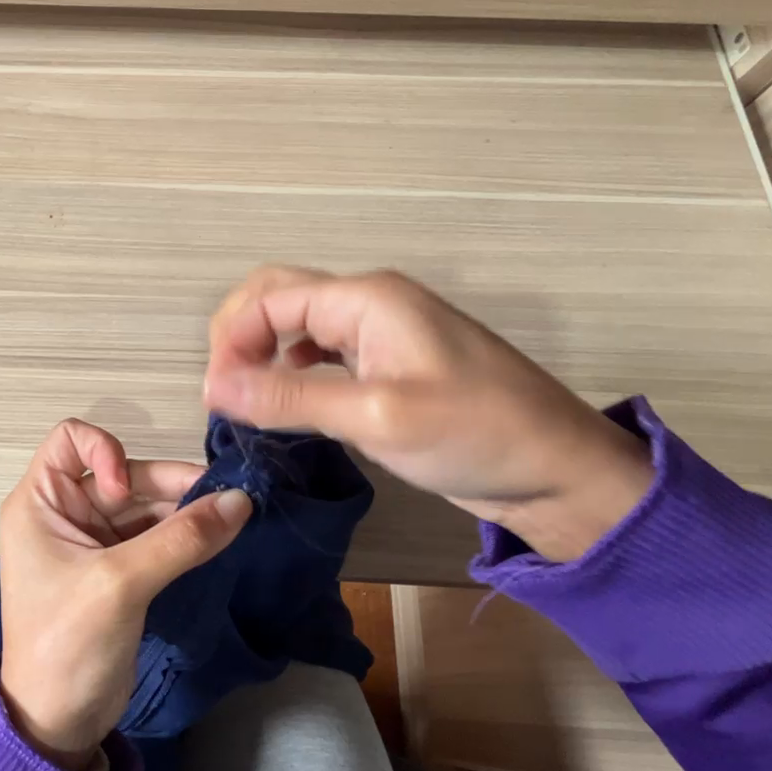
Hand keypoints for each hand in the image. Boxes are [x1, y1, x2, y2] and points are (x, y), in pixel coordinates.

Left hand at [0, 420, 252, 770]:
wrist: (57, 720)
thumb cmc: (69, 643)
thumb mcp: (120, 585)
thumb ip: (180, 540)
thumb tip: (241, 500)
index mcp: (40, 502)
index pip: (72, 440)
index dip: (106, 451)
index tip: (125, 493)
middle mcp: (63, 512)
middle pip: (121, 473)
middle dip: (166, 483)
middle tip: (226, 499)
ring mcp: (92, 541)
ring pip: (144, 505)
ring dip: (183, 509)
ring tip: (233, 517)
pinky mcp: (118, 569)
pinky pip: (154, 535)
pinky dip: (183, 535)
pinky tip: (217, 538)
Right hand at [202, 267, 652, 561]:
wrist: (560, 472)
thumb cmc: (474, 434)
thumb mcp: (374, 417)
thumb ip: (289, 397)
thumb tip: (211, 386)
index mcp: (366, 299)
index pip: (269, 298)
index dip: (231, 342)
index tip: (216, 399)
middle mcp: (367, 304)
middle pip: (277, 298)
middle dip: (239, 338)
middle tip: (224, 394)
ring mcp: (379, 334)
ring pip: (296, 326)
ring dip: (261, 354)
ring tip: (245, 403)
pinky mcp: (386, 365)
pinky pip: (319, 353)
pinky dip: (290, 372)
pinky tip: (285, 404)